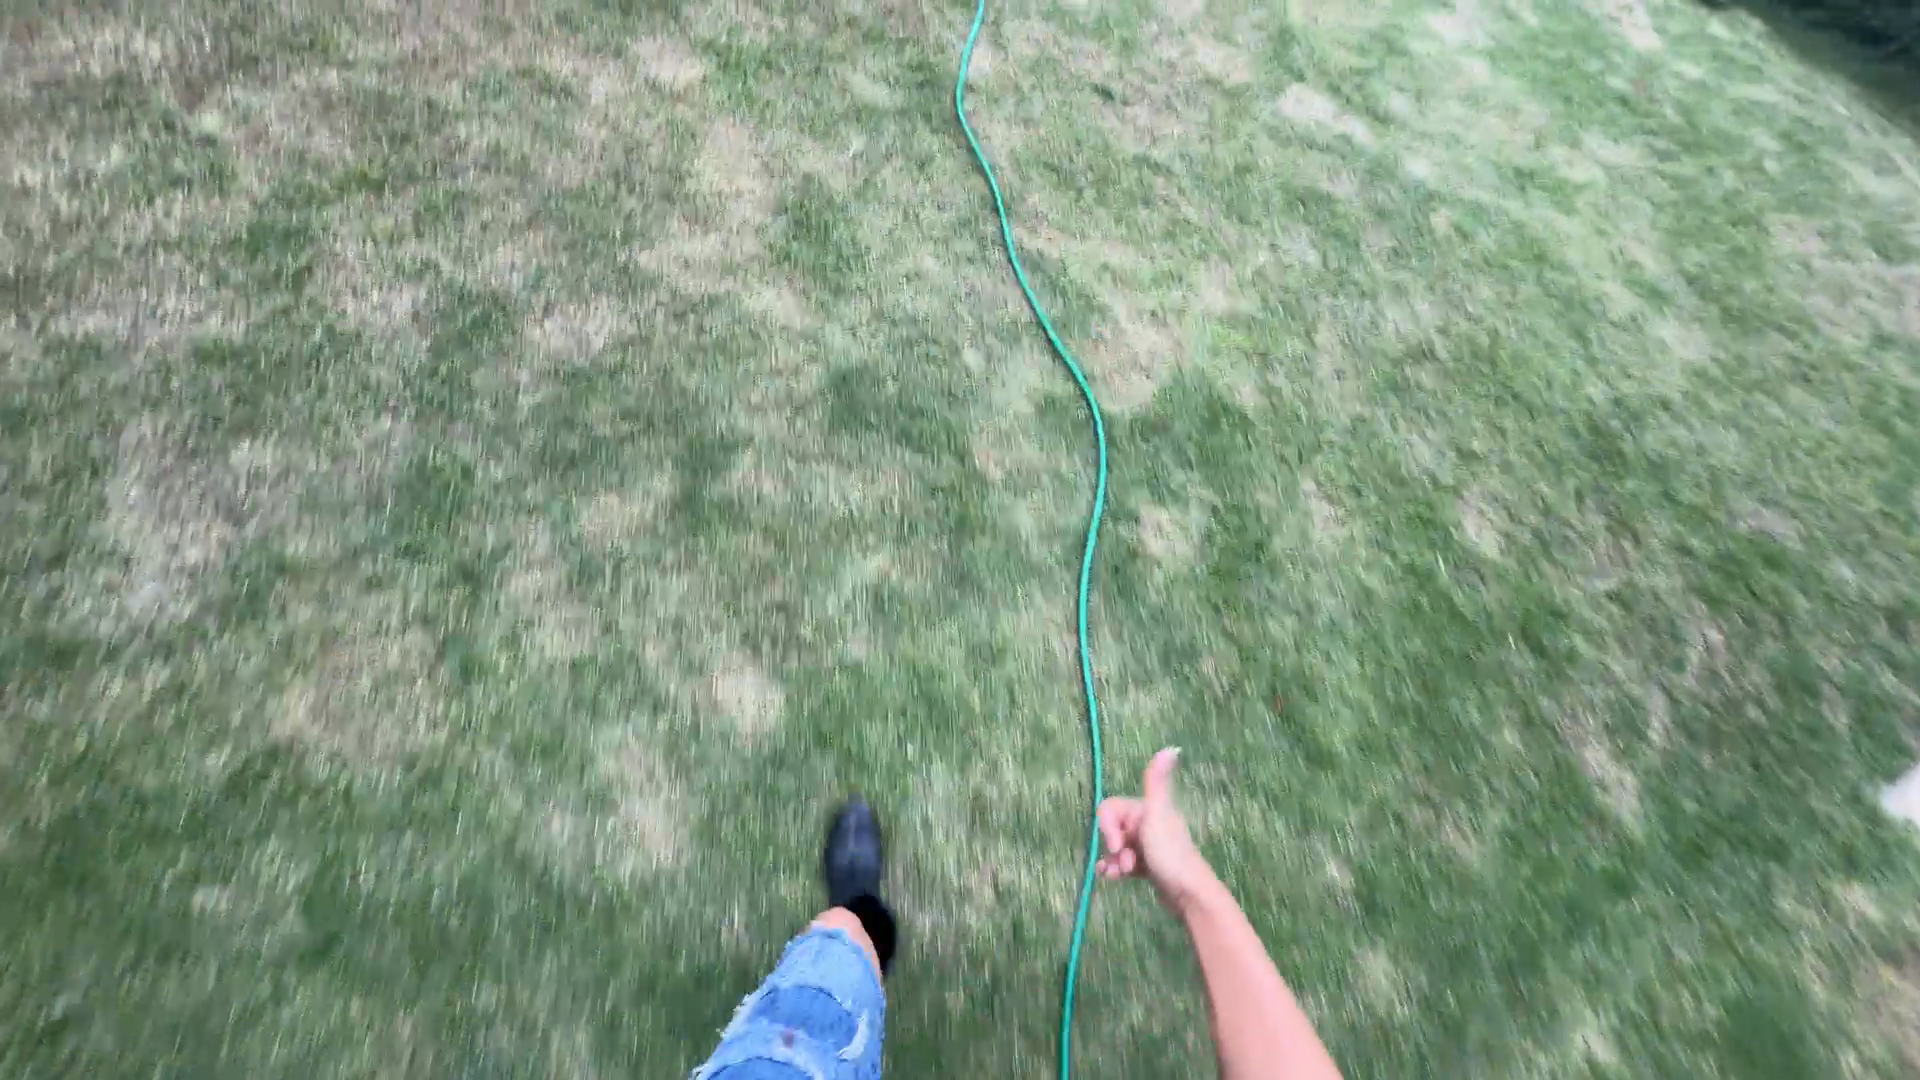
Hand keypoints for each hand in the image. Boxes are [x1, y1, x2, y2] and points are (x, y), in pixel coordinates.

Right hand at [1096, 747, 1213, 910]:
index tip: (1116, 844)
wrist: (1190, 895)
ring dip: (1113, 860)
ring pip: (1117, 847)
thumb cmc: (1171, 854)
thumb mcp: (1158, 815)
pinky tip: (1113, 878)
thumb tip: (1173, 748)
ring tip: (1120, 875)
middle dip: (1112, 846)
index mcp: (1148, 809)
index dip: (1107, 826)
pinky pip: (1124, 862)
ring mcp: (1148, 845)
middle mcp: (1148, 823)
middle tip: (1125, 863)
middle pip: (1113, 828)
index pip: (1111, 809)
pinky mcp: (1148, 866)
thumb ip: (1157, 782)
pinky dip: (1116, 868)